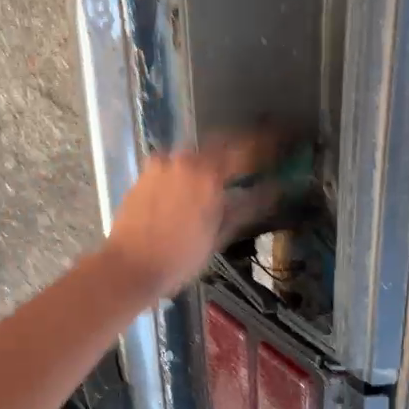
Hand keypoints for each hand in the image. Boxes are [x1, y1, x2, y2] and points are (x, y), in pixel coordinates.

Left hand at [103, 138, 270, 294]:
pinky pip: (174, 164)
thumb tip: (272, 191)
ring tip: (222, 178)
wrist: (127, 267)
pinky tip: (191, 188)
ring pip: (194, 154)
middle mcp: (183, 160)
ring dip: (210, 161)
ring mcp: (160, 165)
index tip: (281, 140)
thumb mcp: (218, 237)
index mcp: (207, 174)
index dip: (267, 143)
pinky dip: (188, 171)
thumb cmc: (177, 259)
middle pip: (219, 145)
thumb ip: (246, 208)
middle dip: (237, 150)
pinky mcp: (144, 174)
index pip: (246, 148)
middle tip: (253, 159)